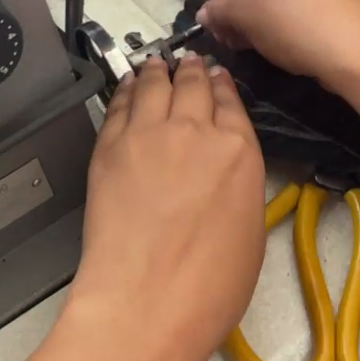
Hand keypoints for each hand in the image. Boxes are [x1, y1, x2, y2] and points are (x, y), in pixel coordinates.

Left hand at [66, 55, 266, 360]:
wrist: (147, 299)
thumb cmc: (209, 287)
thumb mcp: (250, 233)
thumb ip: (239, 186)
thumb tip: (224, 172)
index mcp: (239, 152)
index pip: (231, 104)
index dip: (222, 86)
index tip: (217, 76)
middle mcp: (195, 131)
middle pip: (192, 85)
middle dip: (192, 70)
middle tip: (188, 61)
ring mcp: (147, 134)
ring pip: (153, 85)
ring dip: (157, 70)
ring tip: (156, 62)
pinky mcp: (109, 147)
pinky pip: (118, 105)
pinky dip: (125, 89)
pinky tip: (126, 84)